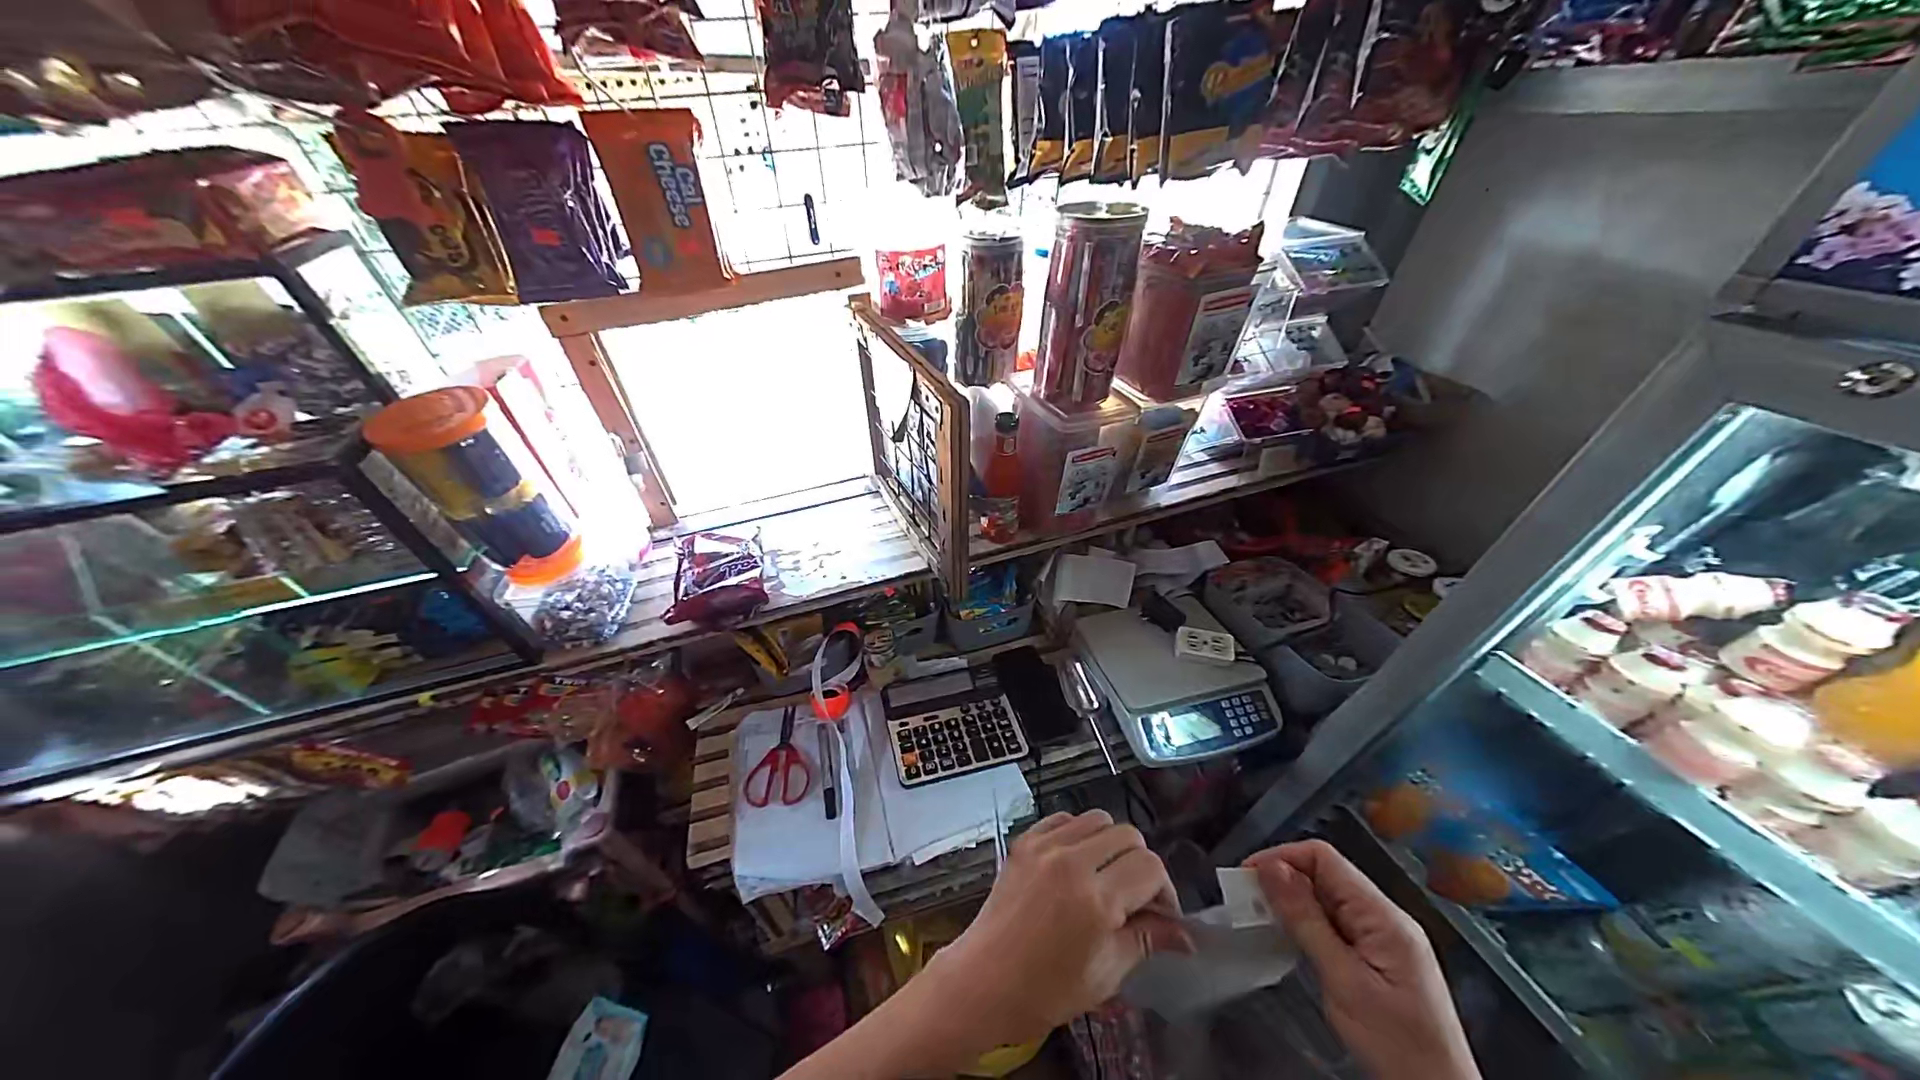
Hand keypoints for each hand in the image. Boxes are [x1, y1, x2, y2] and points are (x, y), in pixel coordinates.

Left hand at [924, 810, 1192, 1048]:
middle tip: (1135, 896)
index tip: (1160, 915)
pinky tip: (1076, 862)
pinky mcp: (1024, 841)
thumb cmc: (1046, 990)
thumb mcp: (1106, 973)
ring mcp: (1044, 846)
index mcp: (1096, 898)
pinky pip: (1064, 819)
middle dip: (1141, 864)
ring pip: (1098, 819)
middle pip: (1129, 835)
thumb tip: (1185, 935)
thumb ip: (1147, 940)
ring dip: (1111, 844)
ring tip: (1106, 877)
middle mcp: (1071, 861)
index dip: (1165, 891)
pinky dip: (1078, 833)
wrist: (983, 981)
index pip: (1151, 867)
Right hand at [1246, 839, 1478, 1079]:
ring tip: (1262, 920)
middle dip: (1283, 881)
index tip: (1247, 878)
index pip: (1325, 858)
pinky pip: (1335, 923)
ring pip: (1327, 899)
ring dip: (1292, 904)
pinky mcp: (1378, 956)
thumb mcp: (1344, 981)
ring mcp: (1384, 937)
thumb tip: (1271, 868)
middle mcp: (1386, 918)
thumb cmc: (1397, 1044)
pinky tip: (1289, 939)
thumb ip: (1306, 921)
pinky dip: (1307, 924)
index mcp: (1383, 916)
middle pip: (1325, 875)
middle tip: (1247, 902)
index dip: (1281, 858)